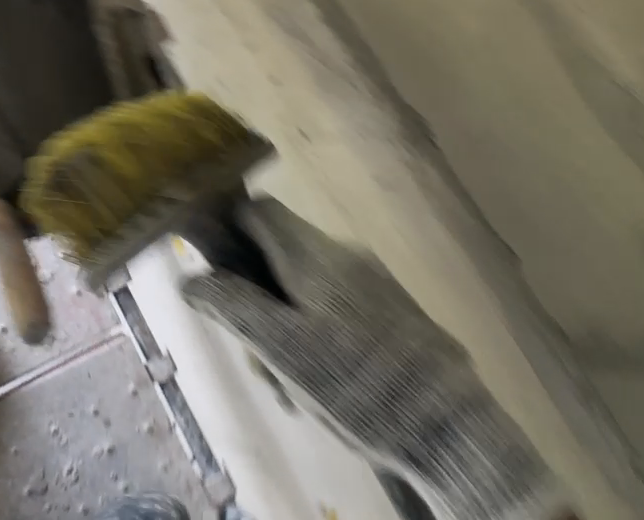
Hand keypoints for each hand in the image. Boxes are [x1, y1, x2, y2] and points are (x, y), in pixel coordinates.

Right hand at [181, 197, 569, 519]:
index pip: (256, 210)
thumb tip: (189, 279)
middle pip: (276, 255)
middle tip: (254, 355)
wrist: (454, 433)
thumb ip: (230, 305)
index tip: (213, 273)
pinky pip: (335, 307)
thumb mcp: (280, 348)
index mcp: (312, 253)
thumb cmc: (355, 383)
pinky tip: (321, 386)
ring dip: (282, 325)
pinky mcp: (394, 313)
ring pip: (304, 287)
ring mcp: (373, 283)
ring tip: (288, 387)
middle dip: (253, 299)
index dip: (226, 232)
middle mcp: (344, 254)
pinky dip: (314, 335)